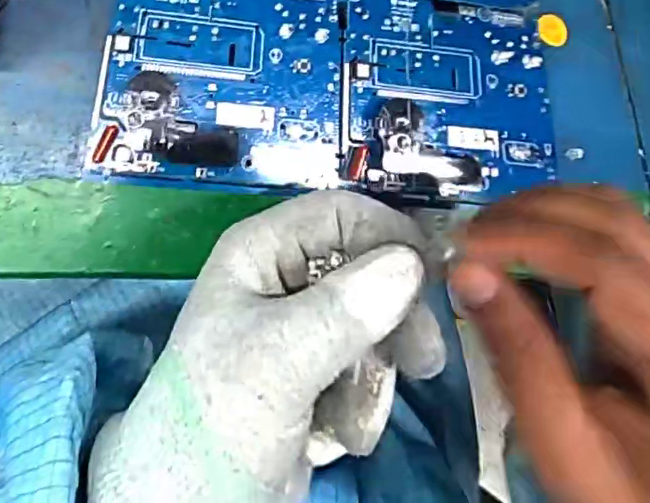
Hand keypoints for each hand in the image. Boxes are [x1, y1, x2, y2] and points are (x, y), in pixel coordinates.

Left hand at [89, 190, 448, 501]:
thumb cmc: (219, 416)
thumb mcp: (279, 358)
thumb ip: (344, 310)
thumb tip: (410, 263)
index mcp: (262, 250)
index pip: (338, 214)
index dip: (385, 235)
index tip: (429, 275)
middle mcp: (284, 280)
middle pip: (365, 269)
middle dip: (391, 319)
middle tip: (422, 359)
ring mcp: (301, 329)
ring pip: (373, 325)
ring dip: (371, 376)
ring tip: (346, 418)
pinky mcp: (316, 375)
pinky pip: (365, 369)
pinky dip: (360, 404)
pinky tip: (333, 434)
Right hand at [449, 188, 649, 502]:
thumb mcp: (571, 461)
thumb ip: (522, 364)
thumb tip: (467, 269)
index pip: (613, 268)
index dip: (530, 240)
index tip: (465, 246)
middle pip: (624, 227)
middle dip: (535, 214)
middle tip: (470, 235)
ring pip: (629, 218)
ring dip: (552, 210)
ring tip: (494, 234)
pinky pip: (635, 238)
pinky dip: (574, 226)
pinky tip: (535, 244)